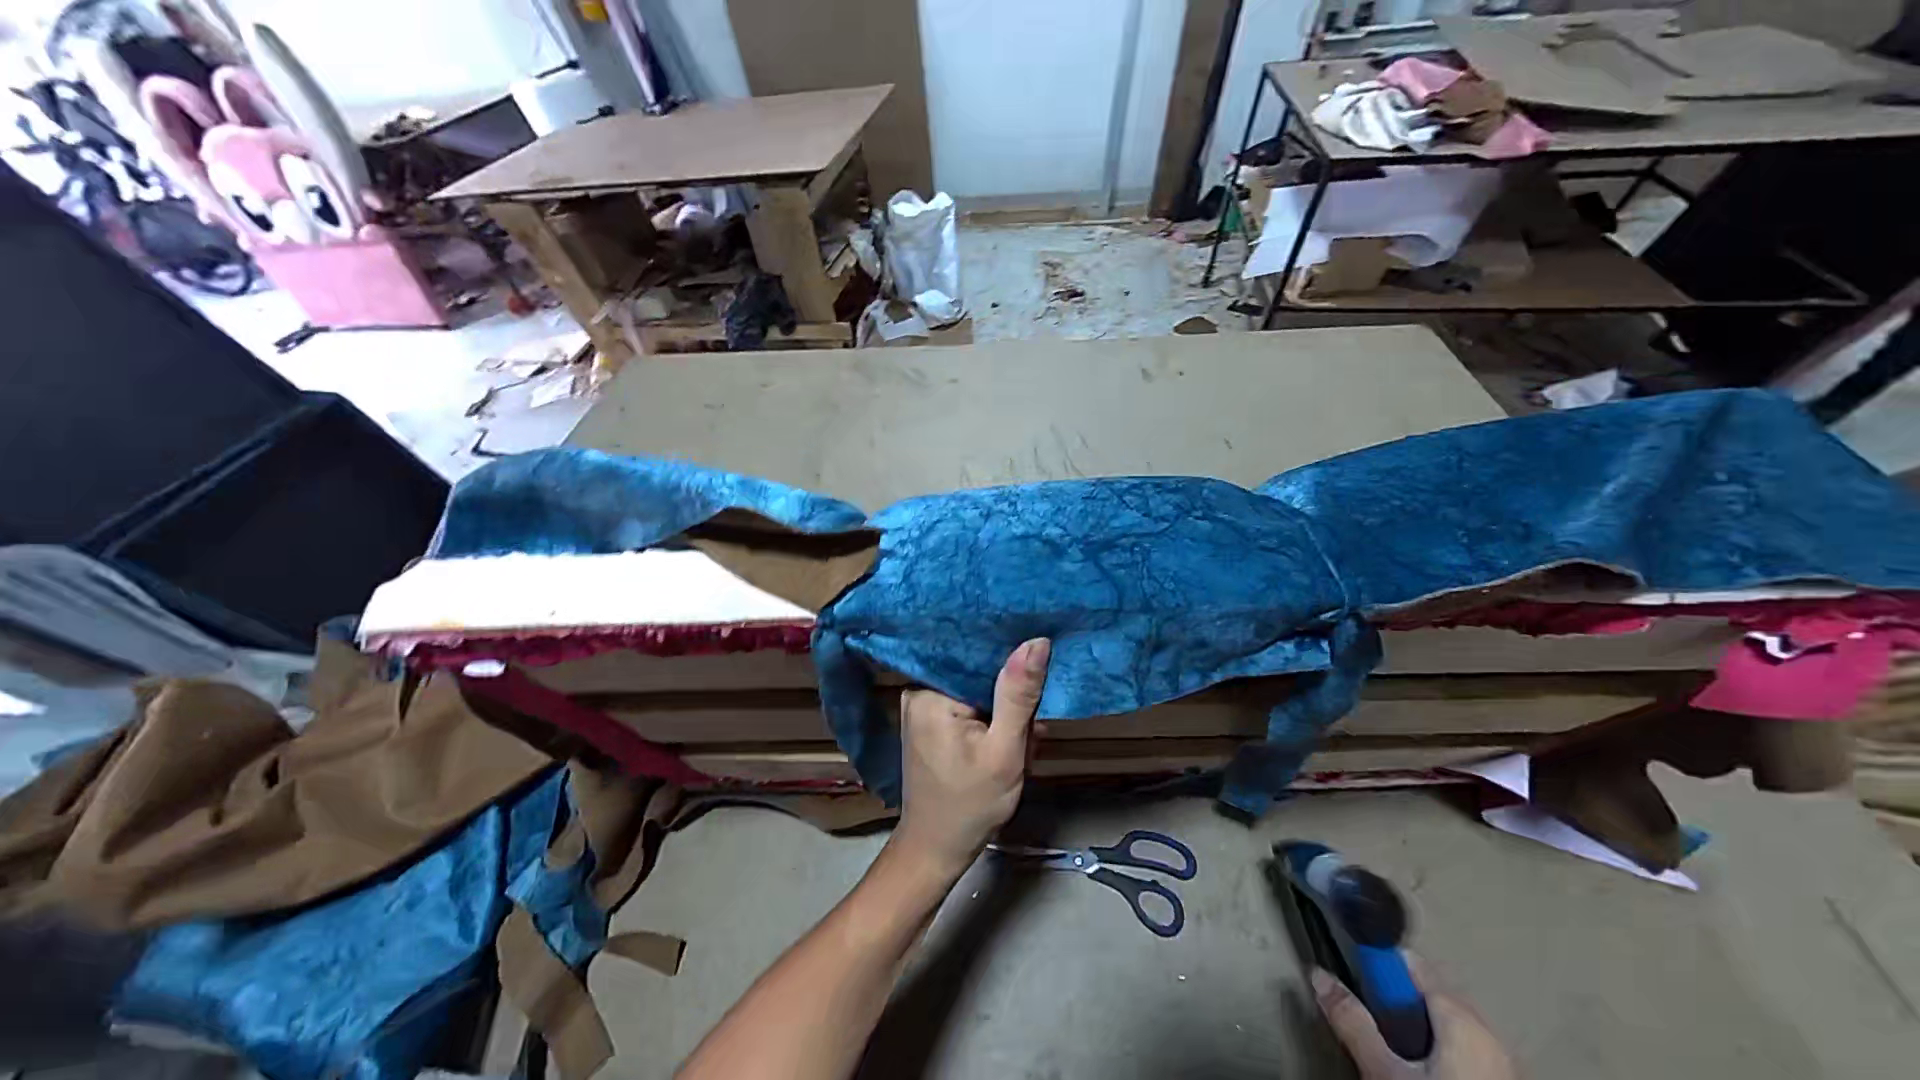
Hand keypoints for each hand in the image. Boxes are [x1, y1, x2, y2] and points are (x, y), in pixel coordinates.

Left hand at [893, 638, 1050, 876]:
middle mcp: (920, 690)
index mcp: (930, 692)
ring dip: (1006, 713)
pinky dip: (993, 721)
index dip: (1011, 654)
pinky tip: (1011, 742)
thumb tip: (1036, 641)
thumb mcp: (1004, 751)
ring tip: (1024, 741)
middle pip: (979, 672)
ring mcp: (923, 706)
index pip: (976, 652)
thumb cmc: (970, 805)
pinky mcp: (931, 721)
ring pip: (979, 689)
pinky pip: (969, 704)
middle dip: (1012, 695)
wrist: (937, 848)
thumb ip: (1018, 695)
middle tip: (1033, 724)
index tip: (1042, 661)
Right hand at [1312, 955, 1517, 1079]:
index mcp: (1463, 1019)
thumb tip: (1318, 976)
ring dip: (1418, 1030)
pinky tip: (1424, 1077)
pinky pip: (1466, 1050)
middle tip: (1375, 1032)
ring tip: (1396, 1060)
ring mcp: (1504, 1065)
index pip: (1410, 963)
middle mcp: (1490, 1033)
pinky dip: (1441, 1052)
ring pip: (1448, 1023)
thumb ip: (1352, 1021)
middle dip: (1397, 1003)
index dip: (1377, 970)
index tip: (1358, 989)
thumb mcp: (1384, 1074)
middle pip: (1430, 992)